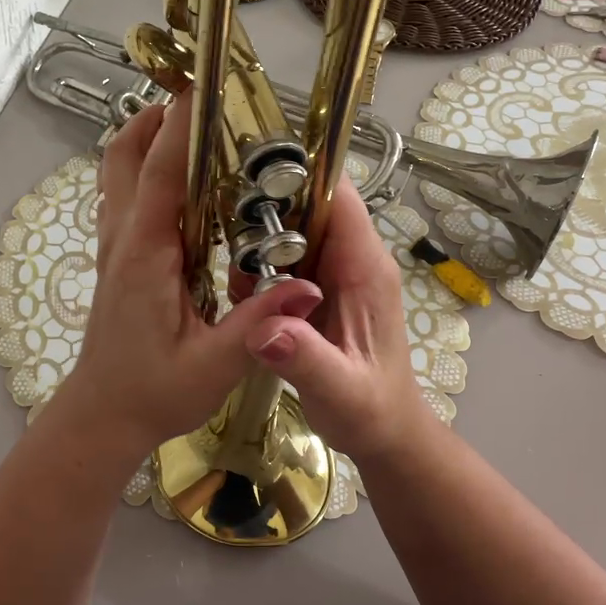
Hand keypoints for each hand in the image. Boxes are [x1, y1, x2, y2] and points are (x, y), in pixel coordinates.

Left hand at [53, 93, 324, 456]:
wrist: (104, 413)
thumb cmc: (154, 392)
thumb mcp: (213, 367)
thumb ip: (259, 327)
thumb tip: (309, 287)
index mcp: (144, 253)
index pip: (160, 171)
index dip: (182, 124)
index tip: (208, 85)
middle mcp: (121, 236)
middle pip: (124, 154)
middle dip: (156, 116)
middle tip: (203, 96)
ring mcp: (112, 242)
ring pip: (117, 169)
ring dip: (144, 135)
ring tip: (194, 121)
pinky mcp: (116, 253)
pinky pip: (124, 191)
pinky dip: (143, 164)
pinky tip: (183, 174)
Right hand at [240, 177, 431, 460]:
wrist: (385, 434)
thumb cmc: (370, 411)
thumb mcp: (339, 391)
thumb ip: (304, 359)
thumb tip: (262, 328)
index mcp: (362, 266)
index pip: (335, 193)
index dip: (294, 172)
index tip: (244, 170)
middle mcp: (350, 256)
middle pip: (305, 201)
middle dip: (263, 205)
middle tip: (221, 231)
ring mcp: (333, 270)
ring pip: (290, 225)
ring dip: (255, 237)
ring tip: (231, 274)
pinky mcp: (317, 285)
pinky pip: (283, 253)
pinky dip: (257, 262)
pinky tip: (239, 292)